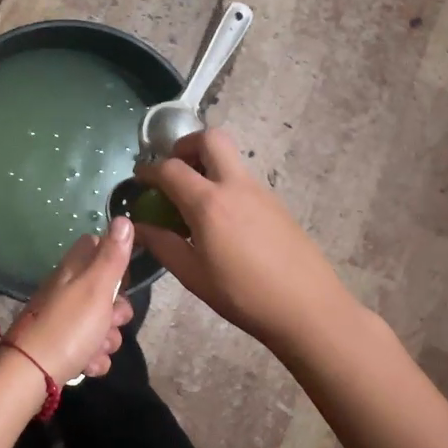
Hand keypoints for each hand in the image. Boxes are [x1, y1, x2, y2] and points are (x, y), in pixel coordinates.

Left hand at [3, 216, 136, 382]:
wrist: (32, 372)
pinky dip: (93, 359)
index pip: (95, 247)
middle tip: (110, 321)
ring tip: (95, 349)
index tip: (121, 279)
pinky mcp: (62, 347)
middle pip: (105, 293)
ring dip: (106, 341)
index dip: (114, 261)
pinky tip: (87, 365)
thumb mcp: (96, 287)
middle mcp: (66, 291)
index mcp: (71, 271)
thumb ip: (112, 255)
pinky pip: (90, 349)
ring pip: (101, 325)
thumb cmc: (69, 327)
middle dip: (116, 313)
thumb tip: (122, 218)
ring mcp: (63, 320)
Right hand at [132, 129, 353, 348]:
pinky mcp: (276, 204)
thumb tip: (138, 228)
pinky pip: (242, 180)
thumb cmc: (243, 295)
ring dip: (206, 165)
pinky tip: (220, 222)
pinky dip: (224, 185)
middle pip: (210, 139)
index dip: (148, 170)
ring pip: (229, 158)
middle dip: (185, 145)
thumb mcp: (192, 275)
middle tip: (173, 170)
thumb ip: (162, 245)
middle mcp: (235, 186)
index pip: (170, 169)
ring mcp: (260, 192)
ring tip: (193, 201)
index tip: (138, 180)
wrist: (308, 309)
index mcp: (208, 203)